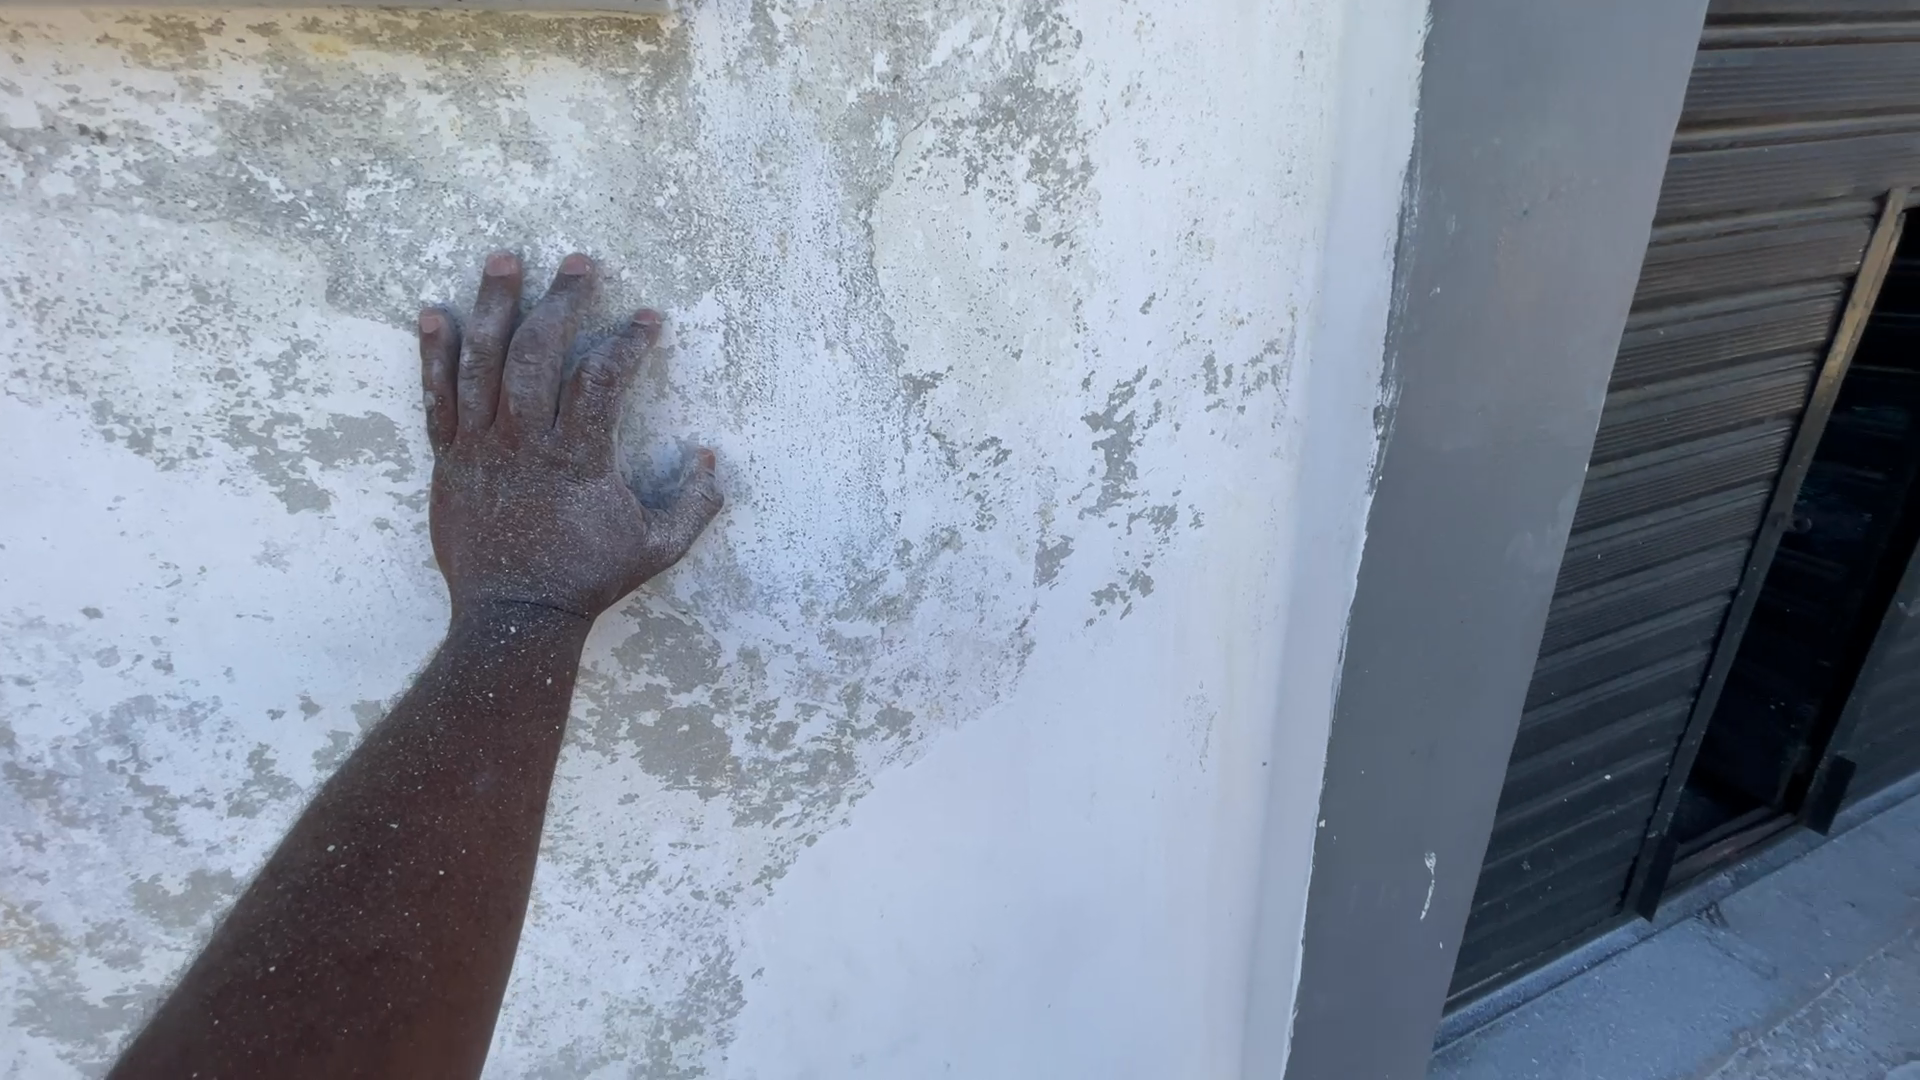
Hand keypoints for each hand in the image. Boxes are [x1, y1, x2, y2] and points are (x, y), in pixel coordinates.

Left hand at [417, 252, 721, 622]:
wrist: (515, 616)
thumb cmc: (589, 579)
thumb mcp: (659, 547)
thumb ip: (694, 503)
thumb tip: (708, 458)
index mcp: (578, 460)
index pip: (602, 381)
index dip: (628, 342)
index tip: (649, 318)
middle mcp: (524, 443)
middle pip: (536, 353)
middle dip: (562, 301)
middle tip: (578, 262)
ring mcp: (480, 448)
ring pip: (480, 363)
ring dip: (493, 306)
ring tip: (504, 260)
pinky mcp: (449, 460)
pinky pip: (436, 397)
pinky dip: (434, 353)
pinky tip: (434, 313)